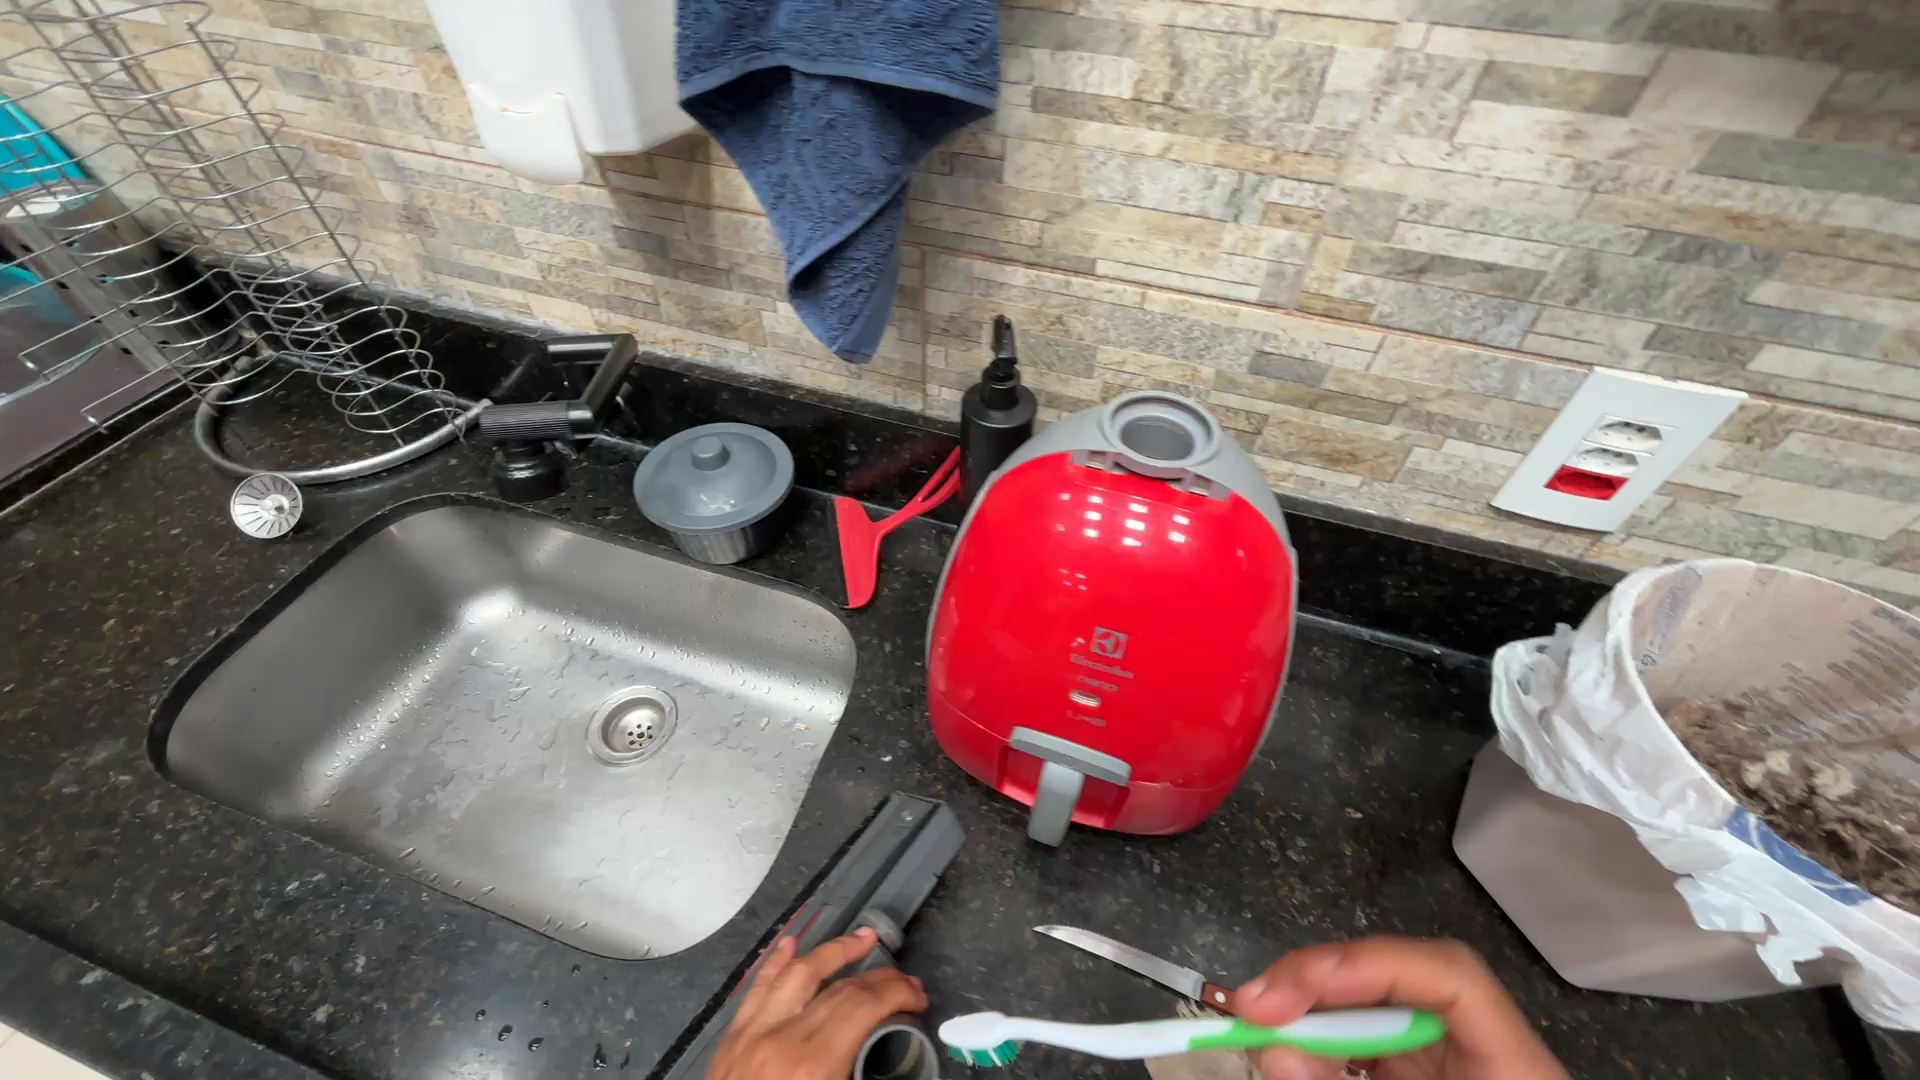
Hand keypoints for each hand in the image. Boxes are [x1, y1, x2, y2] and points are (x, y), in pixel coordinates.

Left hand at [707, 927, 928, 1079]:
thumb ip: (867, 1078)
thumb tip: (903, 1064)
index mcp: (813, 1066)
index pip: (863, 1005)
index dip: (897, 992)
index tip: (919, 996)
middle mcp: (782, 1039)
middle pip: (840, 989)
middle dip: (879, 978)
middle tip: (906, 980)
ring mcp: (752, 1035)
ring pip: (798, 973)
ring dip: (833, 950)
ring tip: (862, 937)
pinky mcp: (730, 1042)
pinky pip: (756, 989)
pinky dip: (775, 962)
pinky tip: (790, 942)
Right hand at [1233, 937, 1570, 1079]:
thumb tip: (1272, 1052)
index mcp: (1518, 1077)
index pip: (1452, 979)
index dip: (1368, 967)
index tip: (1290, 995)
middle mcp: (1488, 1055)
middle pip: (1398, 982)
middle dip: (1317, 986)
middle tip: (1252, 1009)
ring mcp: (1452, 1066)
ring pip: (1375, 1005)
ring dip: (1309, 1011)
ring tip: (1258, 1027)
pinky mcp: (1418, 1079)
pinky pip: (1367, 1043)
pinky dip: (1321, 1042)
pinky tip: (1290, 1052)